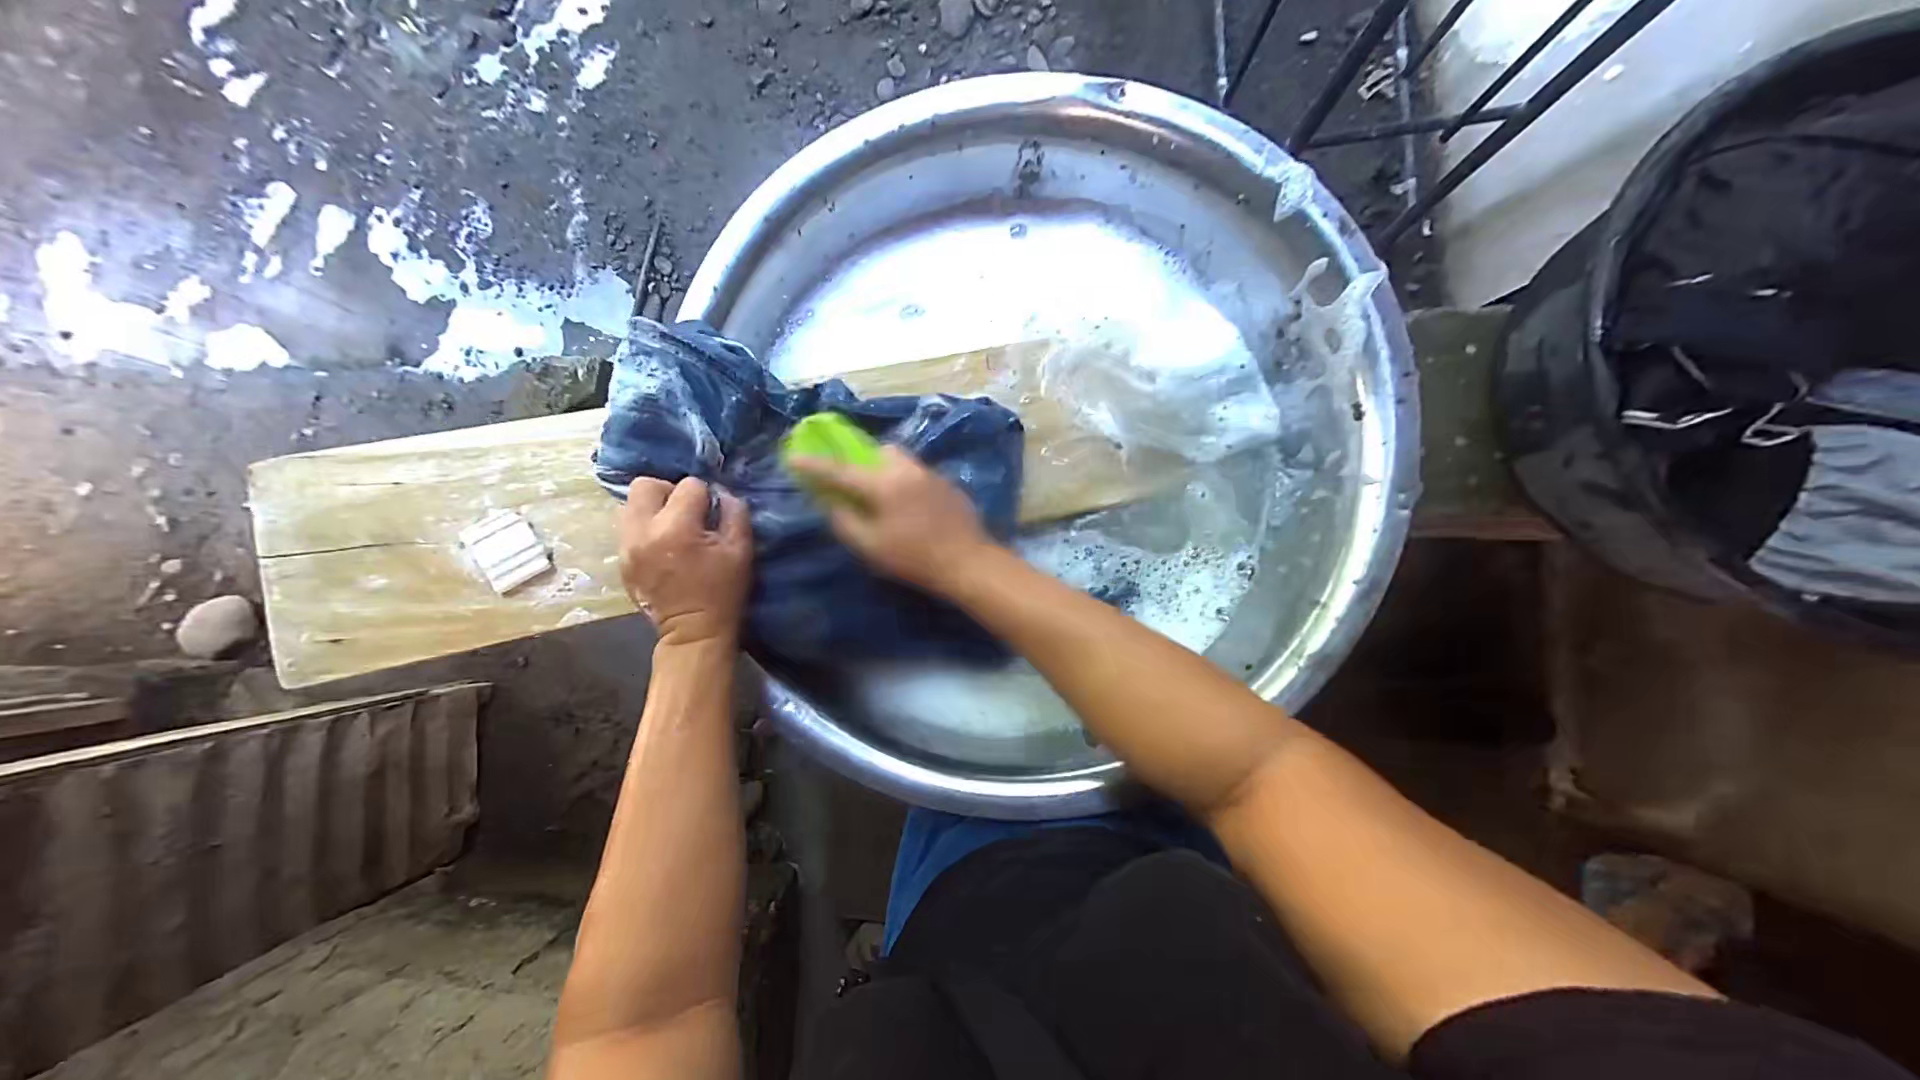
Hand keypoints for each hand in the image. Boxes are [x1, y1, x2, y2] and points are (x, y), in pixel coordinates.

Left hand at [618, 477, 751, 646]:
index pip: (689, 485)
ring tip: (671, 527)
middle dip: (669, 492)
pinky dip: (644, 528)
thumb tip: (722, 494)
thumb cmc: (722, 591)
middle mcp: (643, 532)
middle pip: (645, 485)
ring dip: (652, 508)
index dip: (706, 496)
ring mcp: (627, 547)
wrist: (693, 632)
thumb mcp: (741, 550)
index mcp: (676, 528)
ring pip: (629, 504)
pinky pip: (627, 528)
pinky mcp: (621, 560)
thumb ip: (734, 513)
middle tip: (686, 512)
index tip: (712, 515)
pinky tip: (662, 546)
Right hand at [786, 444, 993, 592]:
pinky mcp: (948, 485)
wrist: (968, 562)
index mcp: (884, 484)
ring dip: (886, 470)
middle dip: (862, 461)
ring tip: (883, 496)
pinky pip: (918, 474)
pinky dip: (906, 482)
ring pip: (901, 460)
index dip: (814, 465)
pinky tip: (910, 508)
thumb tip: (832, 504)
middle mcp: (908, 470)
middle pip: (879, 452)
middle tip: (854, 482)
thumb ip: (845, 522)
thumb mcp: (871, 547)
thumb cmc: (914, 558)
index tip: (794, 458)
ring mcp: (931, 475)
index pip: (841, 470)